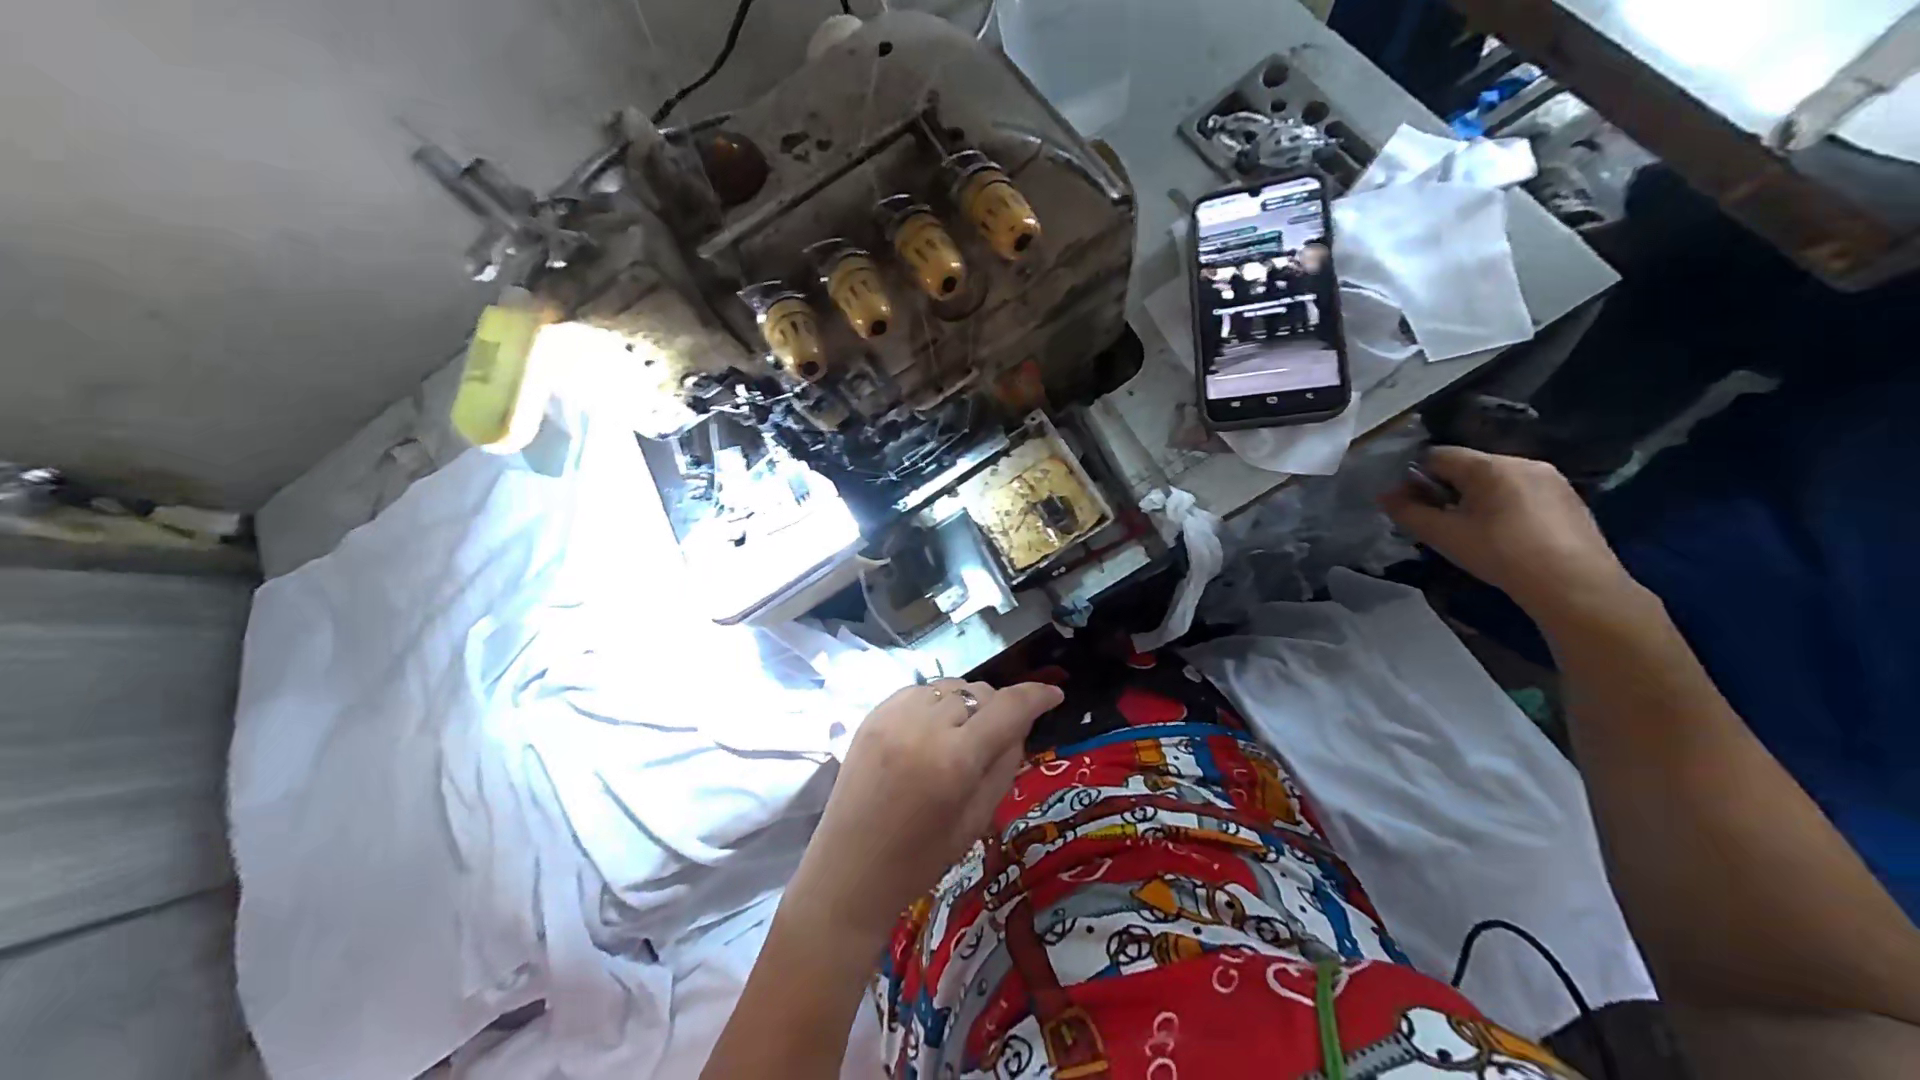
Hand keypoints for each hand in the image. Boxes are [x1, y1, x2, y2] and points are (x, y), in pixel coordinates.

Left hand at [786, 679, 1064, 941]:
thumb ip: (1004, 764)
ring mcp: (893, 716)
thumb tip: (1020, 724)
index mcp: (955, 760)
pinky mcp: (872, 715)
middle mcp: (924, 726)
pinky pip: (918, 690)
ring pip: (949, 686)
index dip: (1037, 696)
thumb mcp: (977, 819)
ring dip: (966, 703)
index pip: (1009, 707)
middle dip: (998, 708)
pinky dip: (935, 703)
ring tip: (962, 734)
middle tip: (998, 737)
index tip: (1054, 695)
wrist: (849, 870)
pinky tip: (931, 730)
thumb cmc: (920, 859)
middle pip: (980, 692)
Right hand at [1380, 446, 1640, 620]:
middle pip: (1468, 466)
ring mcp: (1551, 478)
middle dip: (1447, 488)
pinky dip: (1504, 506)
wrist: (1575, 585)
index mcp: (1489, 466)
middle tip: (1440, 522)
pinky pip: (1522, 491)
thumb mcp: (1444, 536)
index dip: (1416, 477)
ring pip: (1496, 479)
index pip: (1437, 455)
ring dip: (1476, 497)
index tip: (1411, 505)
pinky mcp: (1569, 497)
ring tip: (1473, 531)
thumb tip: (1383, 495)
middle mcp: (1522, 461)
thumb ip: (1408, 512)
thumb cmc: (1501, 555)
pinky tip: (1506, 536)